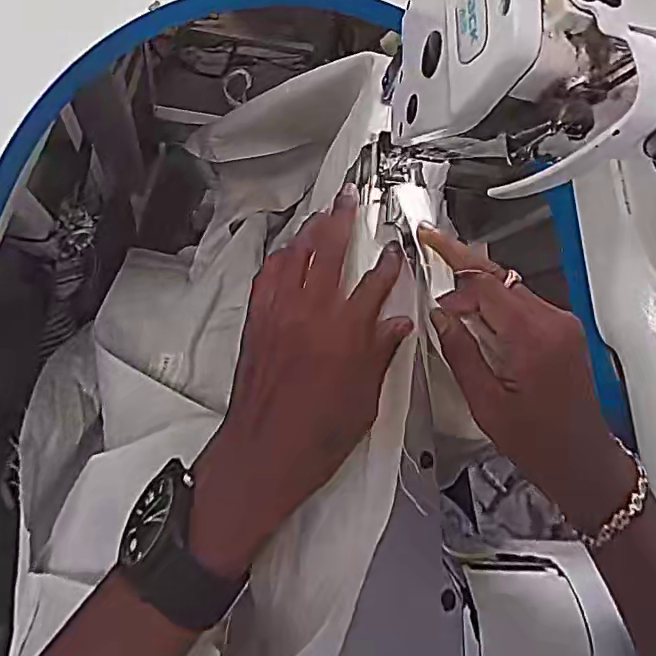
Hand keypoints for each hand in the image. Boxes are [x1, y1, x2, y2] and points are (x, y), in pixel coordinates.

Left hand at [187, 185, 411, 579]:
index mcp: (346, 334)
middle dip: (344, 219)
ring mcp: (281, 315)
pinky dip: (280, 258)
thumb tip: (397, 327)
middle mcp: (312, 315)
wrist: (261, 455)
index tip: (394, 252)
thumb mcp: (365, 400)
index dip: (389, 264)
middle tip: (350, 199)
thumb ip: (381, 355)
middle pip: (331, 252)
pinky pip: (268, 277)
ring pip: (297, 256)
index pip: (375, 283)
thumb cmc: (314, 437)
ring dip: (310, 230)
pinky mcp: (258, 323)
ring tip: (322, 214)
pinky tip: (287, 250)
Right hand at [419, 226, 637, 535]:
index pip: (486, 285)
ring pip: (512, 287)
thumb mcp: (486, 405)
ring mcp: (562, 324)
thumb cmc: (542, 444)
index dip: (453, 279)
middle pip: (500, 277)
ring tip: (450, 289)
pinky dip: (497, 303)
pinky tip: (477, 316)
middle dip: (463, 263)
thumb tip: (442, 318)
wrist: (584, 462)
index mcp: (533, 338)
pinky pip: (524, 303)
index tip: (431, 277)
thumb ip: (461, 353)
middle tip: (434, 242)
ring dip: (479, 286)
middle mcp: (553, 322)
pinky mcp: (564, 330)